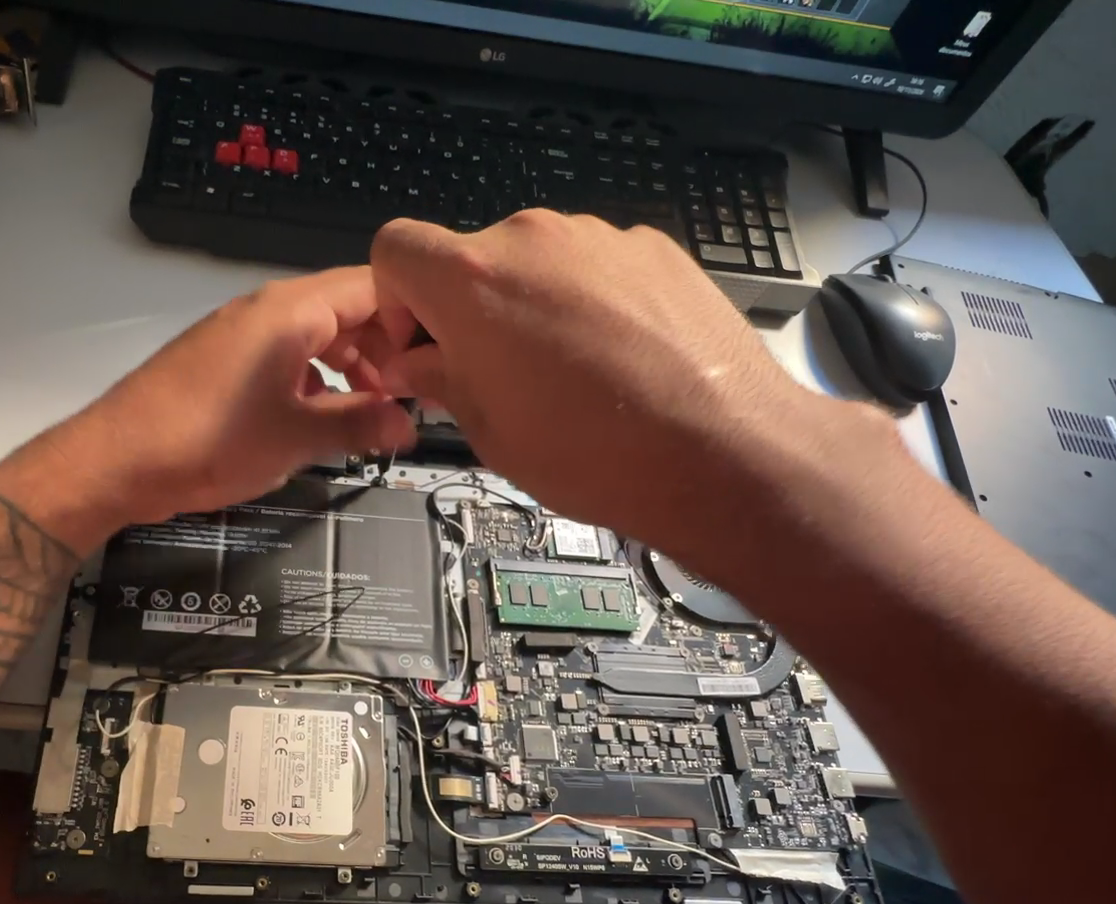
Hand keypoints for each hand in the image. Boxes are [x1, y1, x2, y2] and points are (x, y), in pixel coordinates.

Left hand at [42, 267, 414, 531]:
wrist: (118, 459)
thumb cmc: (211, 439)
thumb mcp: (296, 436)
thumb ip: (359, 425)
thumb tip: (410, 428)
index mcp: (291, 310)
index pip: (373, 288)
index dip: (414, 320)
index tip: (437, 363)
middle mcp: (267, 309)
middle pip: (346, 310)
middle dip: (385, 349)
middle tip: (411, 396)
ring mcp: (241, 333)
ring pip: (315, 336)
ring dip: (349, 368)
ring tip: (373, 412)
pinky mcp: (223, 360)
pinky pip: (284, 356)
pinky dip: (312, 380)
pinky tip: (321, 418)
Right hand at [370, 211, 872, 558]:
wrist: (721, 452)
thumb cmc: (595, 453)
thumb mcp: (486, 429)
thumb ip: (436, 378)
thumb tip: (414, 361)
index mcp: (473, 283)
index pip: (395, 248)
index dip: (395, 299)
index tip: (419, 345)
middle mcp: (532, 241)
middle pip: (467, 258)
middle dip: (465, 310)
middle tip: (491, 374)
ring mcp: (597, 237)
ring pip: (530, 262)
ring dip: (526, 306)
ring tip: (561, 374)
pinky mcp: (651, 247)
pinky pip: (588, 266)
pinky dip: (583, 301)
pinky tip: (610, 359)